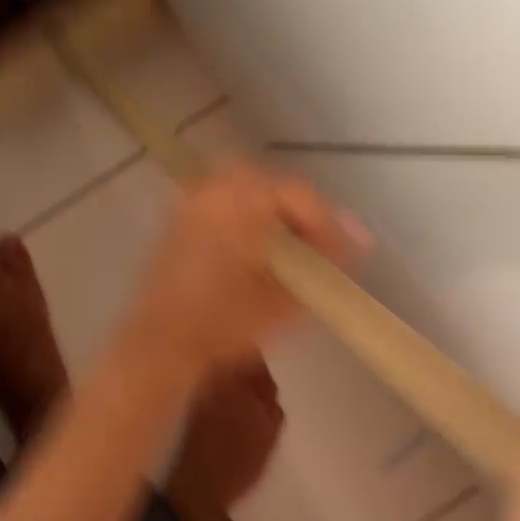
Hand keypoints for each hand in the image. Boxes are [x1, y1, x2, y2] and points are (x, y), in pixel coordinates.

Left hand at [121, 162, 367, 374]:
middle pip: (266, 181)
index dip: (326, 219)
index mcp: (238, 205)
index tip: (342, 251)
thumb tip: (358, 235)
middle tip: (314, 242)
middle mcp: (211, 193)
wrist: (162, 339)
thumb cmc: (225, 323)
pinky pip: (217, 196)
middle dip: (295, 207)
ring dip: (267, 207)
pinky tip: (253, 245)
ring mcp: (189, 202)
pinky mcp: (178, 218)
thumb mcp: (287, 299)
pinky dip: (241, 210)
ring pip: (240, 184)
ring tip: (287, 244)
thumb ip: (326, 260)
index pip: (296, 192)